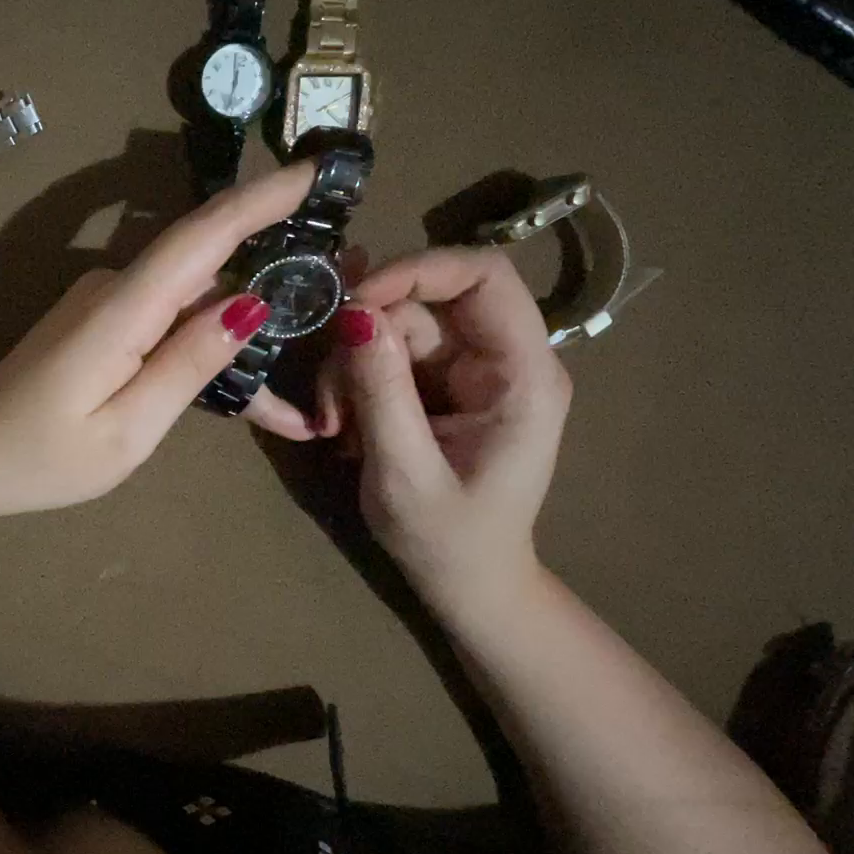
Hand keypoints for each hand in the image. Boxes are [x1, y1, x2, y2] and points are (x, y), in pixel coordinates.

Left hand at [0, 162, 318, 527]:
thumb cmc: (40, 459)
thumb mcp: (127, 429)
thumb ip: (188, 364)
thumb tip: (249, 303)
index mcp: (121, 309)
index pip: (202, 234)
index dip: (262, 198)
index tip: (319, 168)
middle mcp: (113, 288)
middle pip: (207, 266)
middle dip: (273, 273)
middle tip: (338, 294)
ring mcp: (103, 303)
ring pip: (192, 300)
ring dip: (242, 330)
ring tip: (291, 397)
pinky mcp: (99, 323)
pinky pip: (166, 320)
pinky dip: (204, 345)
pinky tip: (240, 390)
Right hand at [313, 249, 571, 609]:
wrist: (465, 582)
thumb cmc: (448, 540)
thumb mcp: (404, 472)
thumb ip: (380, 391)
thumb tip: (351, 313)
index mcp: (524, 376)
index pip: (484, 277)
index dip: (417, 271)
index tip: (353, 302)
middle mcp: (500, 360)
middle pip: (423, 305)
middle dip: (363, 340)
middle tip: (330, 402)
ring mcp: (467, 371)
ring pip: (392, 330)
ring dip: (349, 370)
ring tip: (335, 429)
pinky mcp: (437, 386)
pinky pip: (384, 357)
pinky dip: (353, 385)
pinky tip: (346, 430)